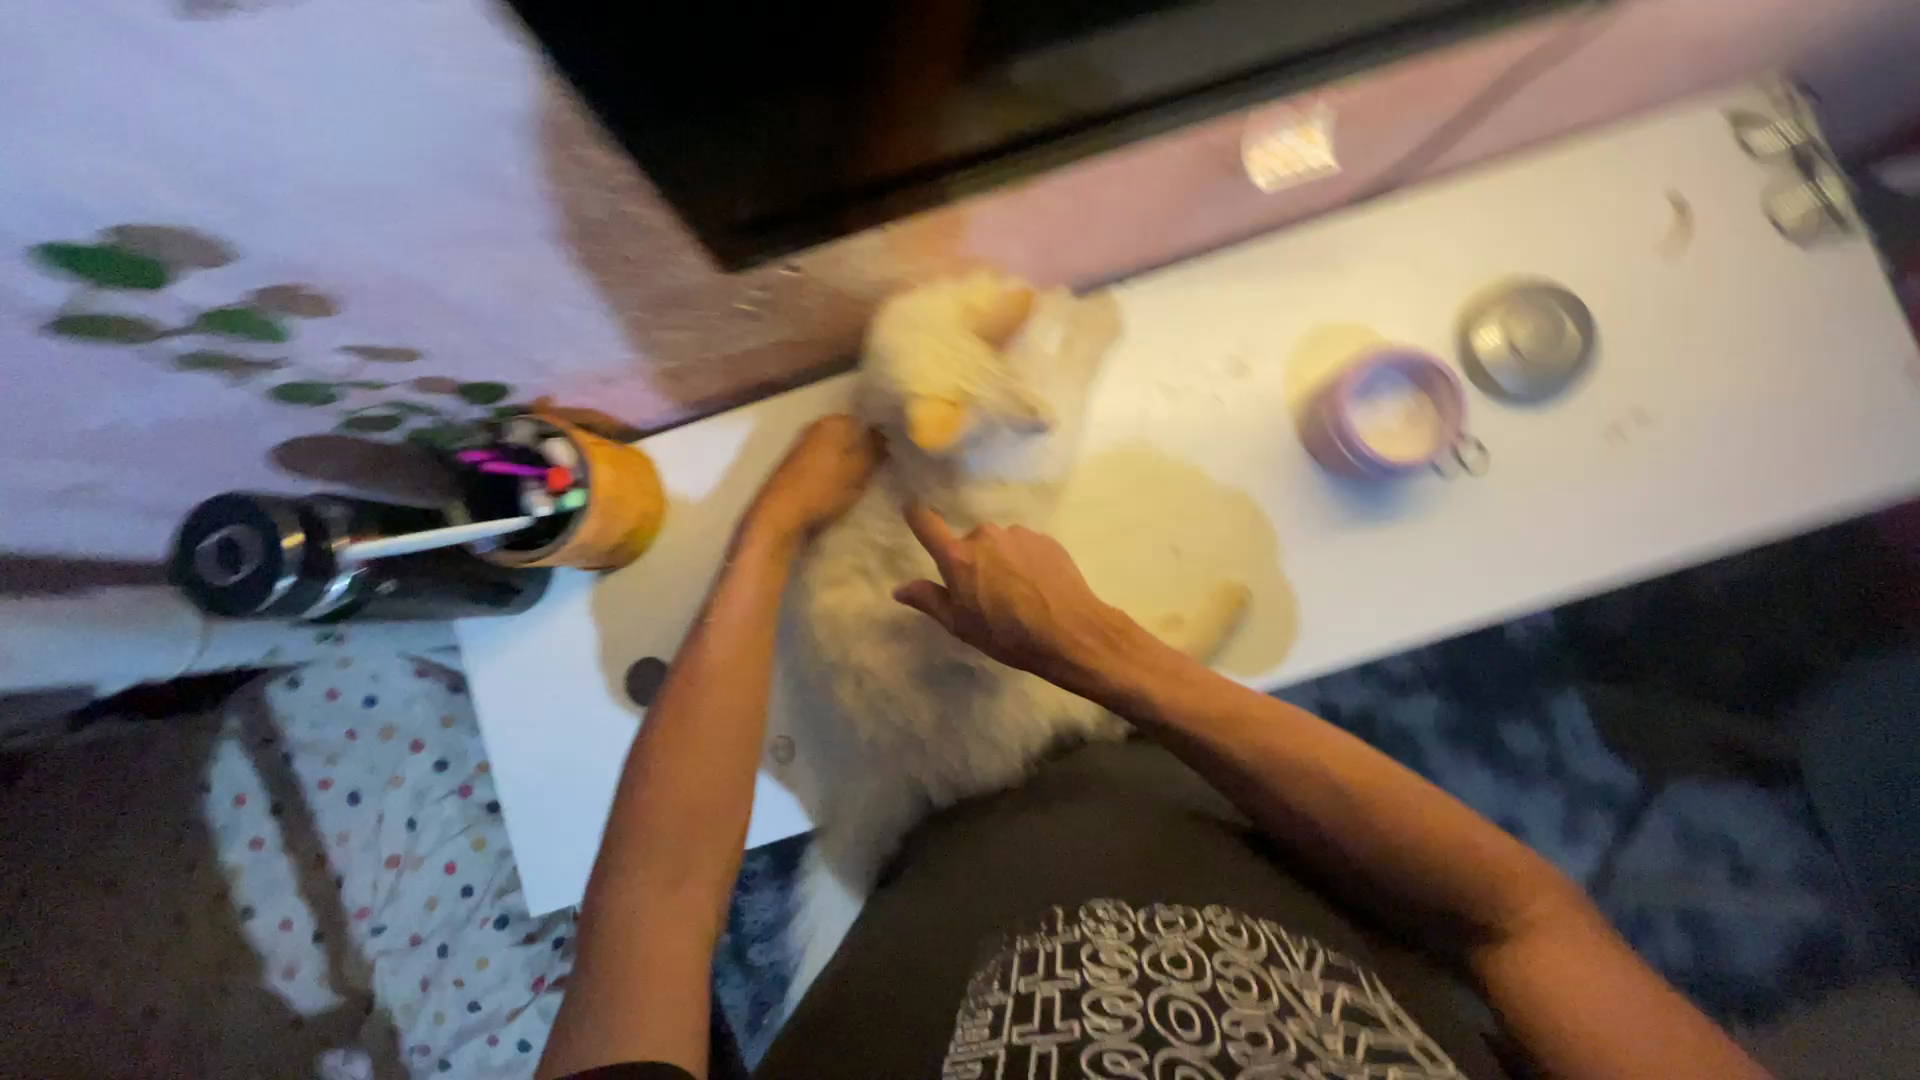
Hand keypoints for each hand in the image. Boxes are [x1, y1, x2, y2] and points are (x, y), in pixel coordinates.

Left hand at [745, 415, 884, 549]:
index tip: (894, 454)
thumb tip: (888, 436)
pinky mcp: (797, 462)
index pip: (868, 421)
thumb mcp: (858, 471)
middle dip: (866, 448)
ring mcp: (804, 443)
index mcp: (834, 422)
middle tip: (883, 467)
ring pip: (838, 447)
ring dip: (851, 459)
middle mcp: (817, 425)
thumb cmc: (824, 489)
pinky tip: (843, 484)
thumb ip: (876, 451)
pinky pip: (826, 458)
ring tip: (865, 478)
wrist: (781, 512)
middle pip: (852, 434)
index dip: (883, 437)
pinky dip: (836, 468)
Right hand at [893, 503, 1137, 689]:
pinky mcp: (1045, 538)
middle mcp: (984, 535)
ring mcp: (1017, 534)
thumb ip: (929, 601)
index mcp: (957, 557)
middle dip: (972, 561)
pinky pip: (1024, 546)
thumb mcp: (961, 626)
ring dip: (1000, 561)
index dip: (916, 514)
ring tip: (1017, 593)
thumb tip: (900, 589)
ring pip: (999, 544)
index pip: (926, 523)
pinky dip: (1025, 561)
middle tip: (985, 593)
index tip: (911, 508)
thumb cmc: (1007, 635)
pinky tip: (1037, 586)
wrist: (1070, 632)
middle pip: (968, 542)